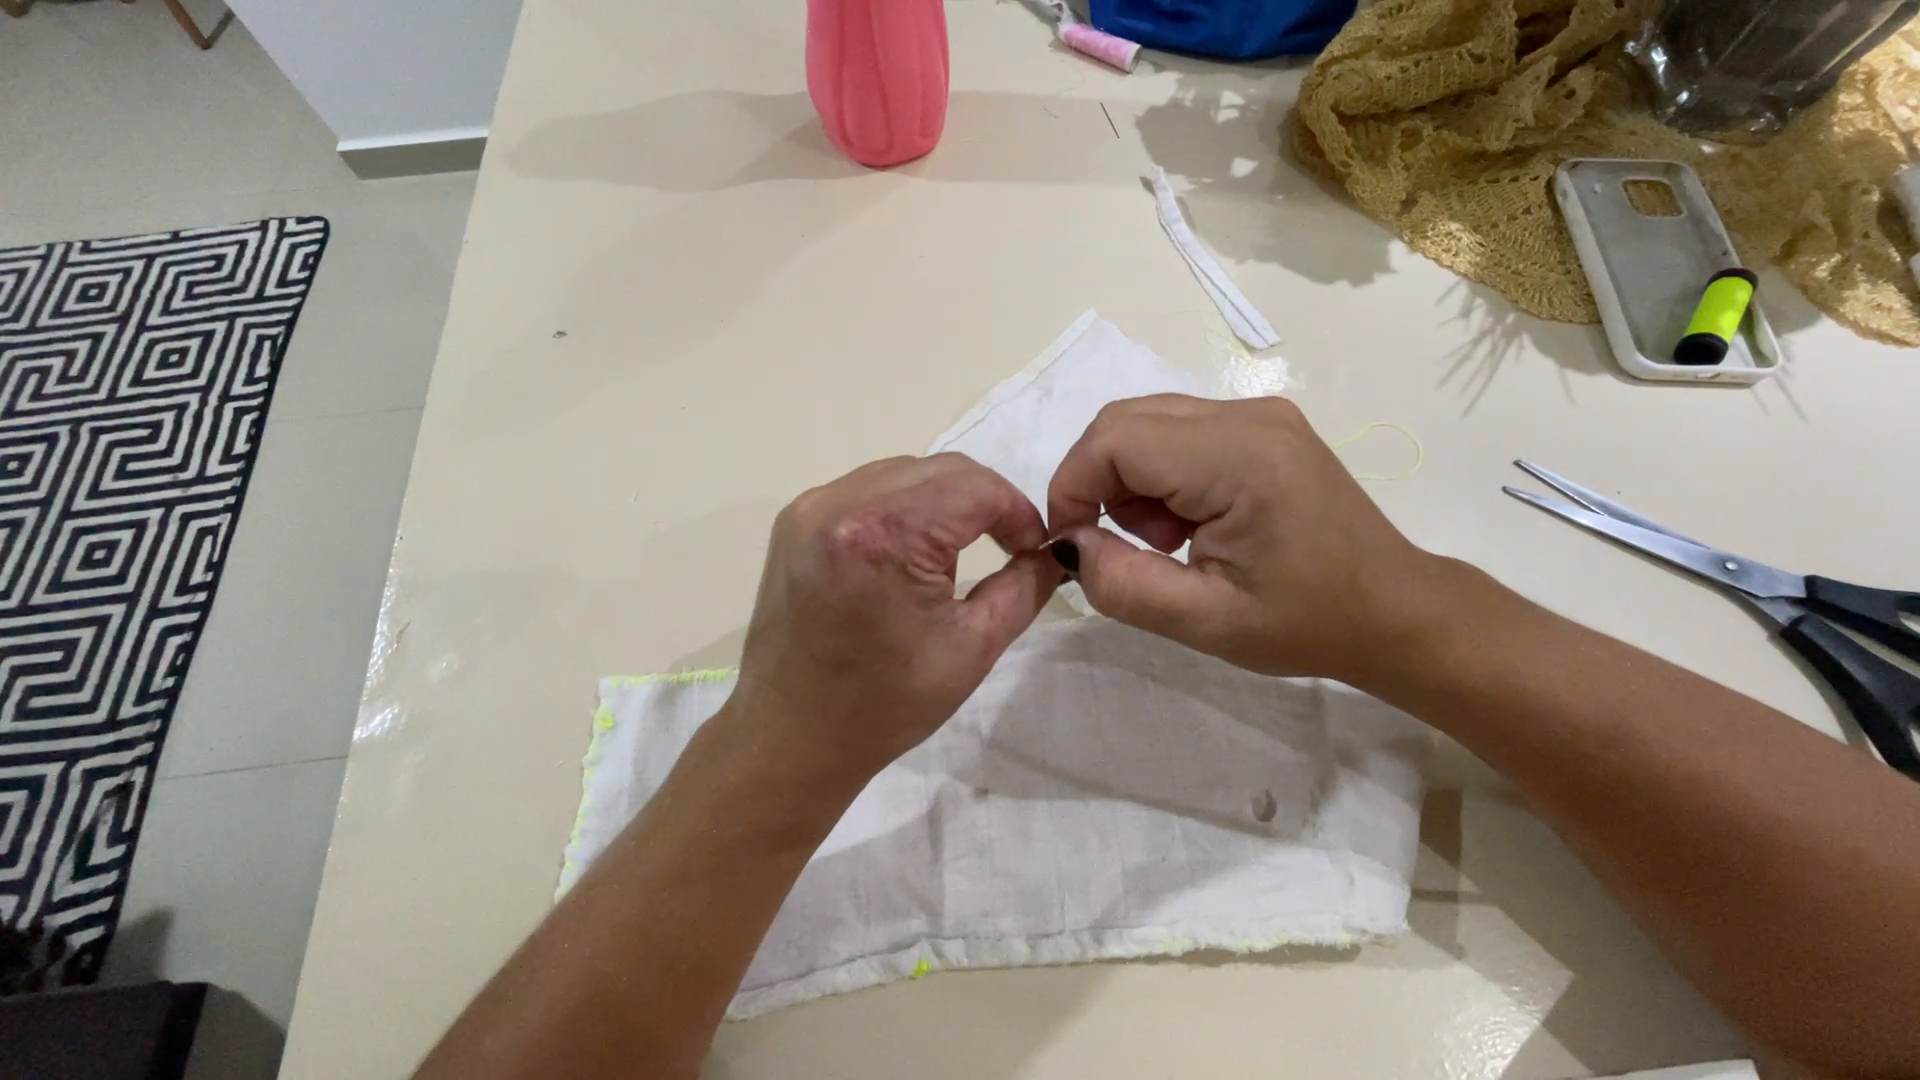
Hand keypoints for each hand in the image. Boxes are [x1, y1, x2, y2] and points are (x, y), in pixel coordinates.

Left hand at [729, 454, 1063, 782]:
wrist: (791, 735)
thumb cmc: (885, 705)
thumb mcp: (973, 648)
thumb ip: (1024, 587)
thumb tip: (1053, 552)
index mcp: (886, 535)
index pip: (976, 488)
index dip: (1017, 512)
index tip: (1034, 548)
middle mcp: (841, 504)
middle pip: (941, 469)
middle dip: (985, 501)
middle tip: (1008, 545)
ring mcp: (810, 507)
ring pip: (903, 472)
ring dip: (943, 500)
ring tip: (958, 549)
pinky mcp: (794, 520)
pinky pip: (866, 489)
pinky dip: (902, 506)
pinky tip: (910, 549)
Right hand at [1046, 394, 1448, 682]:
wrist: (1393, 611)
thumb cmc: (1306, 624)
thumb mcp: (1204, 621)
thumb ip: (1122, 583)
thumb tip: (1068, 543)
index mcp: (1239, 458)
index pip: (1115, 439)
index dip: (1073, 486)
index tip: (1072, 543)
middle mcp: (1248, 415)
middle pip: (1125, 421)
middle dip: (1097, 482)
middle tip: (1119, 545)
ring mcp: (1258, 414)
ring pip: (1146, 423)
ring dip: (1128, 482)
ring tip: (1164, 542)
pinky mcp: (1261, 426)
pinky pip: (1177, 433)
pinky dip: (1157, 476)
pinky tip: (1187, 524)